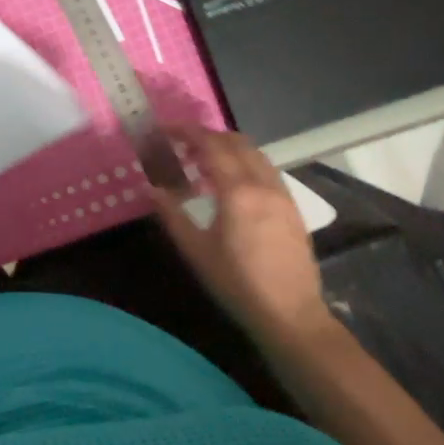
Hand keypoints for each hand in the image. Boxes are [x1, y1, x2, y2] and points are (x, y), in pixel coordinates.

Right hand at [150, 126, 330, 344]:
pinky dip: (246, 163)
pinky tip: (233, 183)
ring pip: (256, 154)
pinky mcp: (293, 209)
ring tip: (206, 161)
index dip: (187, 132)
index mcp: (238, 192)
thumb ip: (172, 214)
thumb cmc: (237, 283)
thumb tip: (150, 188)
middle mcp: (263, 185)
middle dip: (208, 136)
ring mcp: (283, 196)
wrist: (291, 314)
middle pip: (237, 143)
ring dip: (229, 147)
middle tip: (183, 144)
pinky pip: (268, 170)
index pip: (211, 146)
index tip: (166, 130)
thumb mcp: (196, 250)